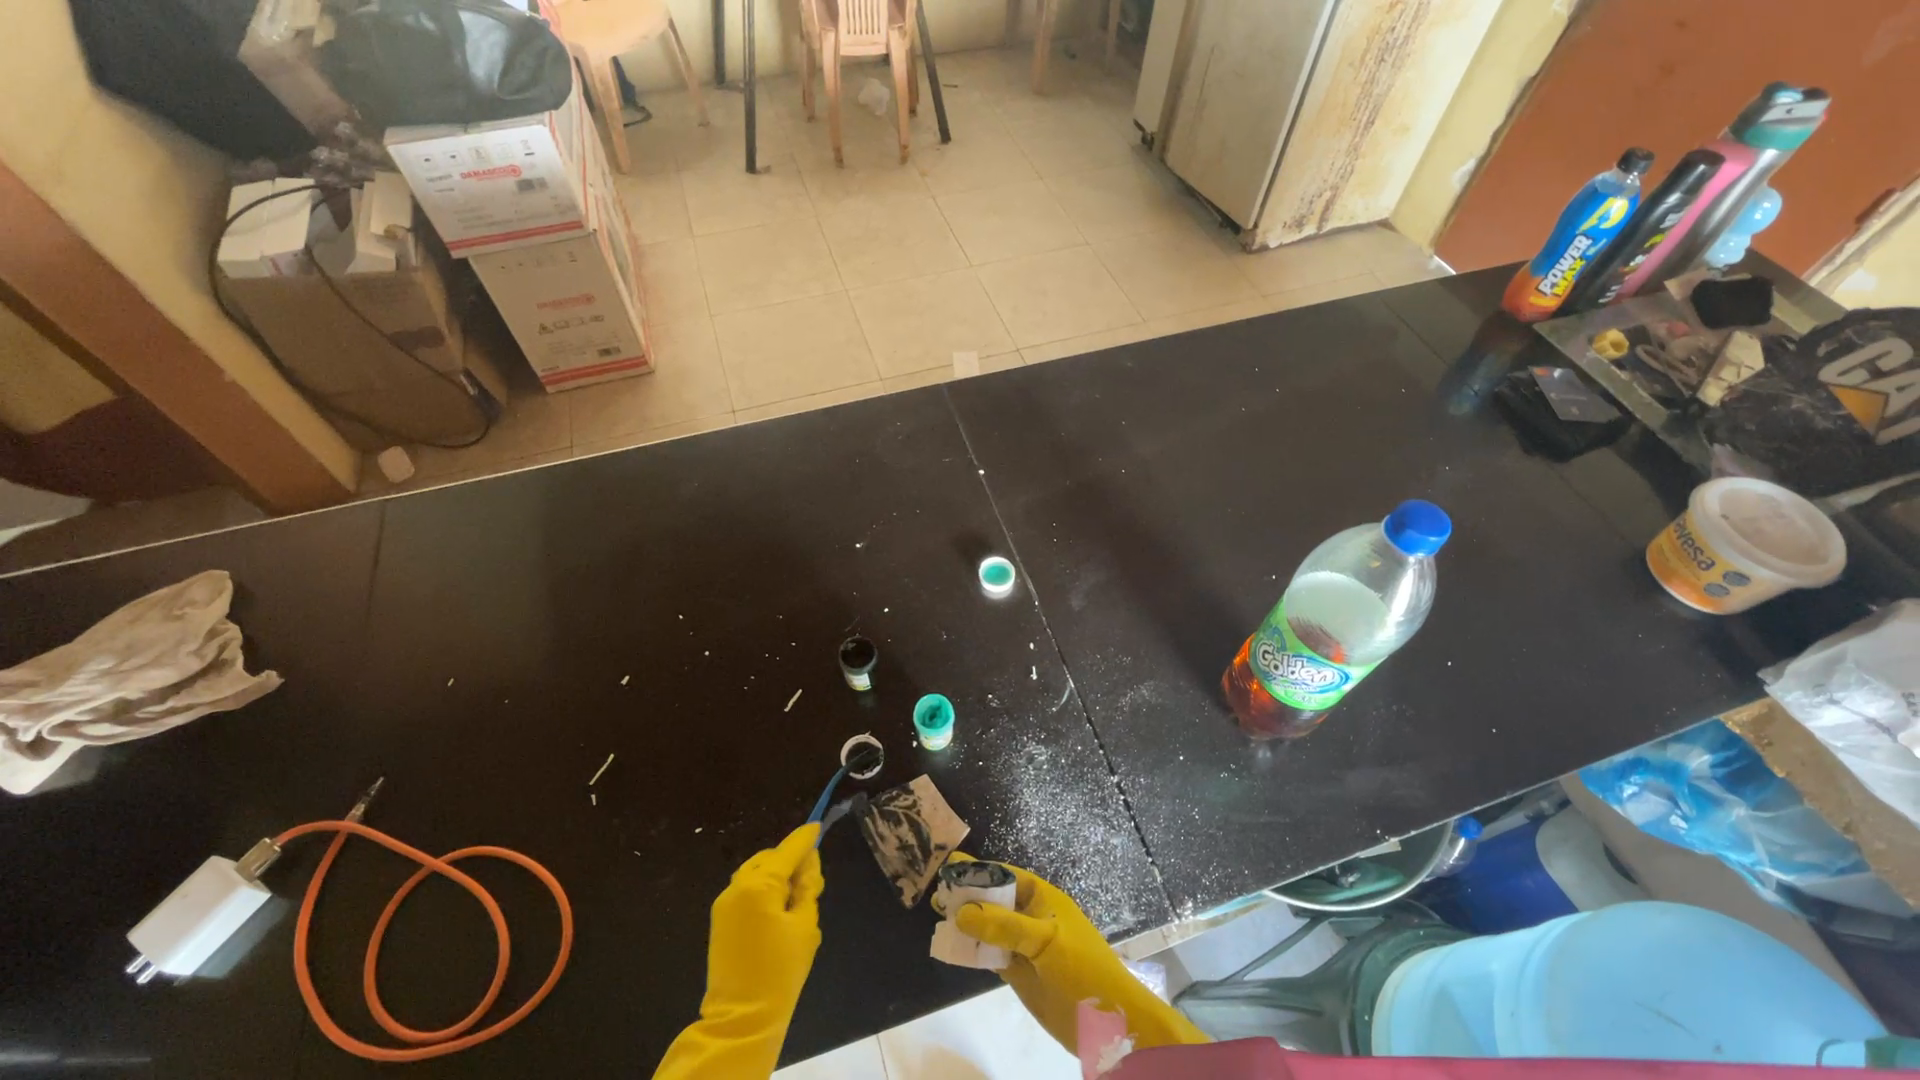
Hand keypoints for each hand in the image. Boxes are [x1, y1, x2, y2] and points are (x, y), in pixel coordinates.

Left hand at [706, 823, 823, 1020]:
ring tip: (795, 900)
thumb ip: (807, 888)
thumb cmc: (780, 970)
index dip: (805, 838)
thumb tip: (807, 864)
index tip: (817, 825)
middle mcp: (738, 885)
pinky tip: (777, 912)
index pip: (788, 850)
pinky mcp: (720, 919)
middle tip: (812, 884)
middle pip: (770, 858)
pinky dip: (763, 890)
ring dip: (776, 876)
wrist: (742, 1015)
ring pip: (756, 872)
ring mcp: (724, 902)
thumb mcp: (805, 925)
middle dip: (791, 862)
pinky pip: (746, 891)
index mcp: (760, 884)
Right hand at [947, 853, 1204, 1051]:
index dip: (979, 871)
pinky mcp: (1017, 972)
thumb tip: (962, 912)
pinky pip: (988, 954)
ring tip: (937, 918)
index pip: (1006, 876)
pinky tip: (951, 947)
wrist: (1110, 1022)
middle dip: (967, 896)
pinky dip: (970, 950)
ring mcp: (1023, 946)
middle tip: (937, 895)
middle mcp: (1030, 917)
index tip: (949, 866)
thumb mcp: (1046, 941)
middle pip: (993, 900)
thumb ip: (1004, 926)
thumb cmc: (1083, 970)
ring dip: (965, 924)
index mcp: (1043, 899)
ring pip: (987, 928)